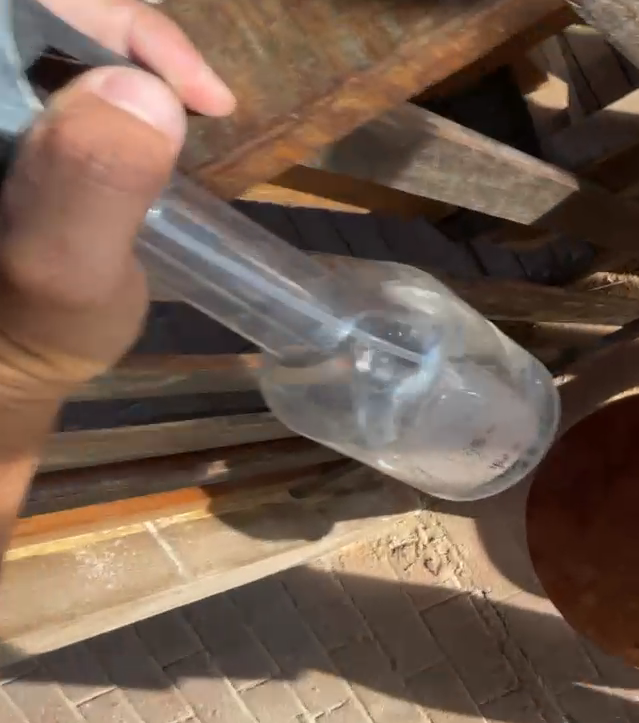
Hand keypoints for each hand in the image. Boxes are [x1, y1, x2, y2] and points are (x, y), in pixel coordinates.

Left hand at [0, 0, 233, 400]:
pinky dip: (108, 68)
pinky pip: (46, 60)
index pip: (15, 5)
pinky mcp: (5, 118)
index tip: (201, 96)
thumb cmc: (32, 324)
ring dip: (119, 49)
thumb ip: (94, 182)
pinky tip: (147, 109)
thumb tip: (145, 88)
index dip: (112, 24)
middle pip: (32, 11)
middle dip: (121, 33)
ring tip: (185, 102)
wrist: (4, 355)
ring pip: (41, 30)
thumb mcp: (65, 266)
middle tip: (202, 98)